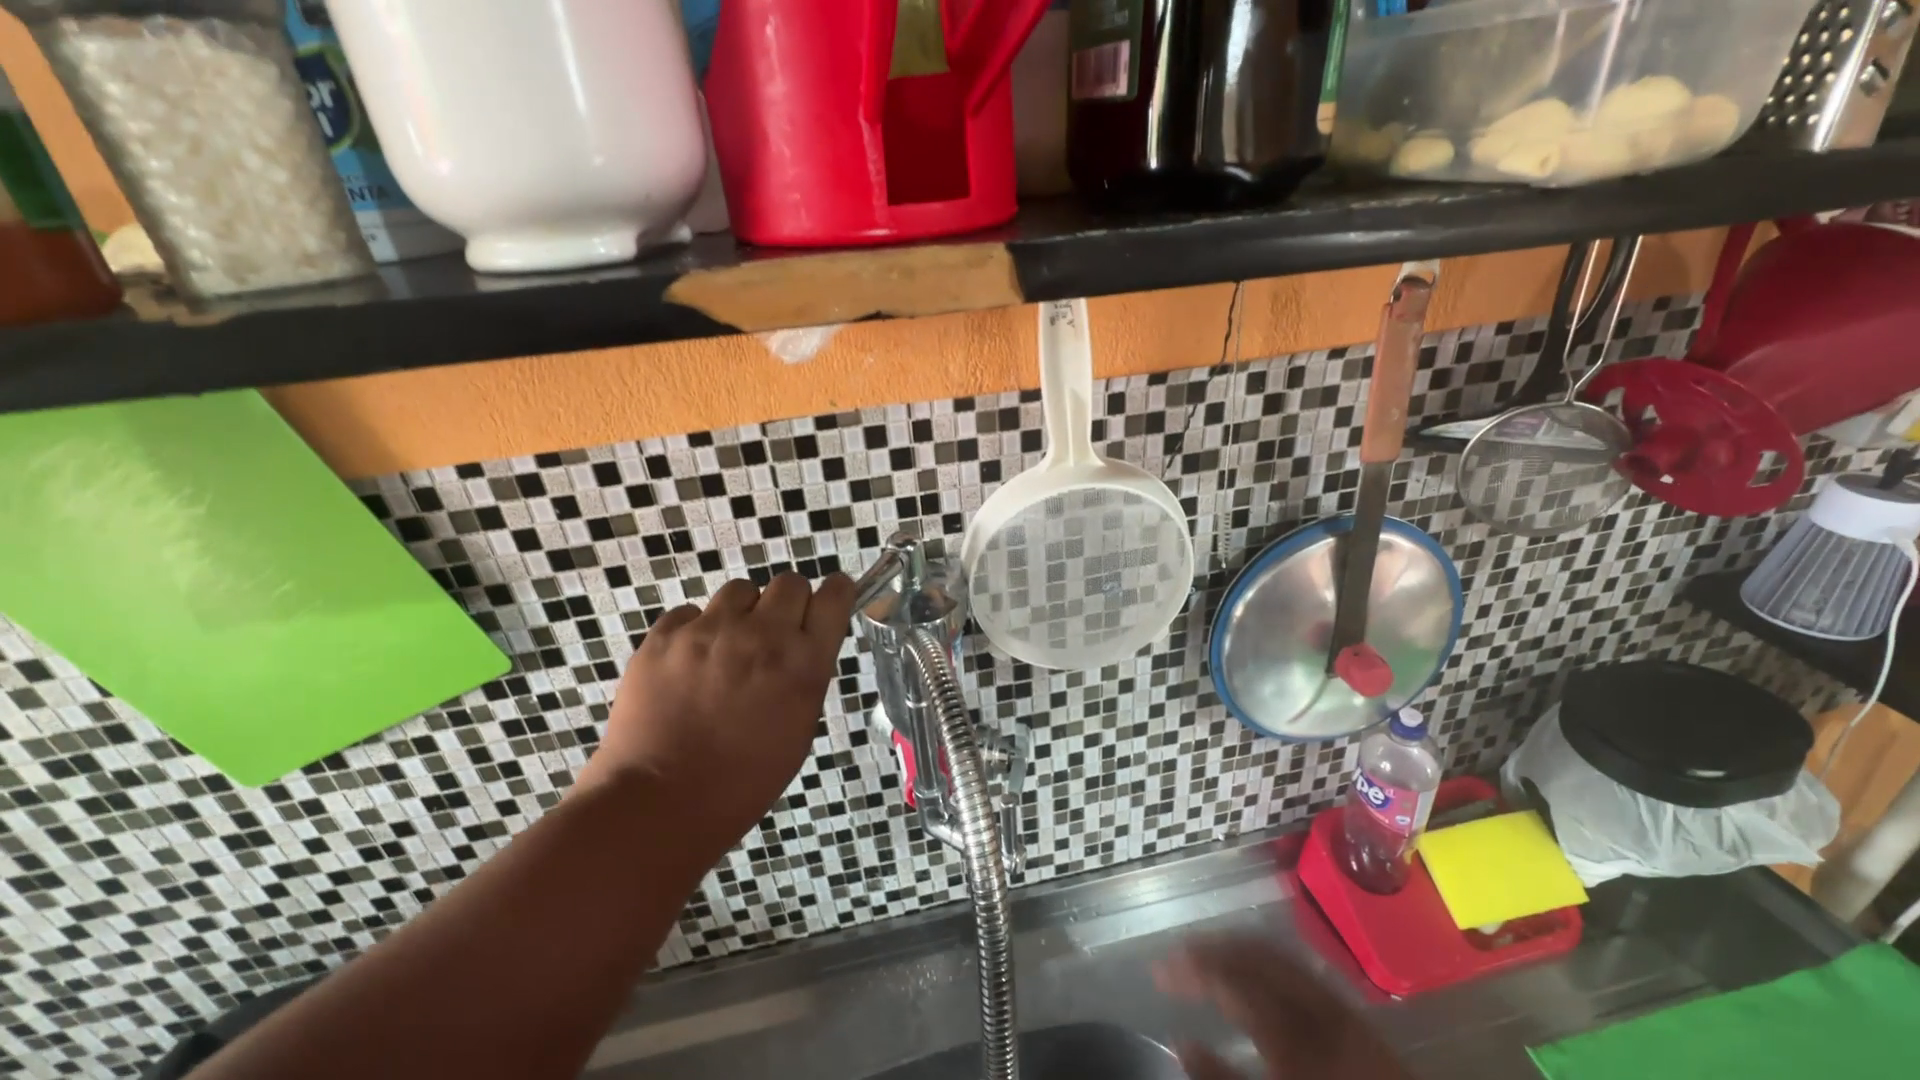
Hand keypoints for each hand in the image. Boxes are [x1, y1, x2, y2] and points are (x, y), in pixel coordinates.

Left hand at [582, 573, 858, 864]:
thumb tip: (800, 649)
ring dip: (741, 613)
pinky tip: (688, 667)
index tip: (829, 601)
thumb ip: (804, 678)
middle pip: (788, 583)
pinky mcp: (664, 635)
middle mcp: (761, 634)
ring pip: (739, 592)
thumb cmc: (743, 781)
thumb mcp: (798, 729)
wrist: (661, 800)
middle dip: (787, 604)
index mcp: (803, 663)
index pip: (834, 597)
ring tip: (726, 650)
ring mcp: (709, 630)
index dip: (835, 594)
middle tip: (772, 635)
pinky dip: (695, 632)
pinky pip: (690, 614)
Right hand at [1156, 935, 1412, 1079]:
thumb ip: (1221, 1075)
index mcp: (1294, 1034)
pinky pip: (1303, 970)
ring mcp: (1342, 1008)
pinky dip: (1270, 960)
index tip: (1158, 968)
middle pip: (1258, 956)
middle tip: (1177, 951)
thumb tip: (1180, 1041)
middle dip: (1213, 947)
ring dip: (1240, 947)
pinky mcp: (1356, 1018)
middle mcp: (1318, 1008)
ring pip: (1282, 956)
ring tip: (1209, 952)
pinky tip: (1256, 970)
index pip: (1232, 981)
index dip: (1192, 968)